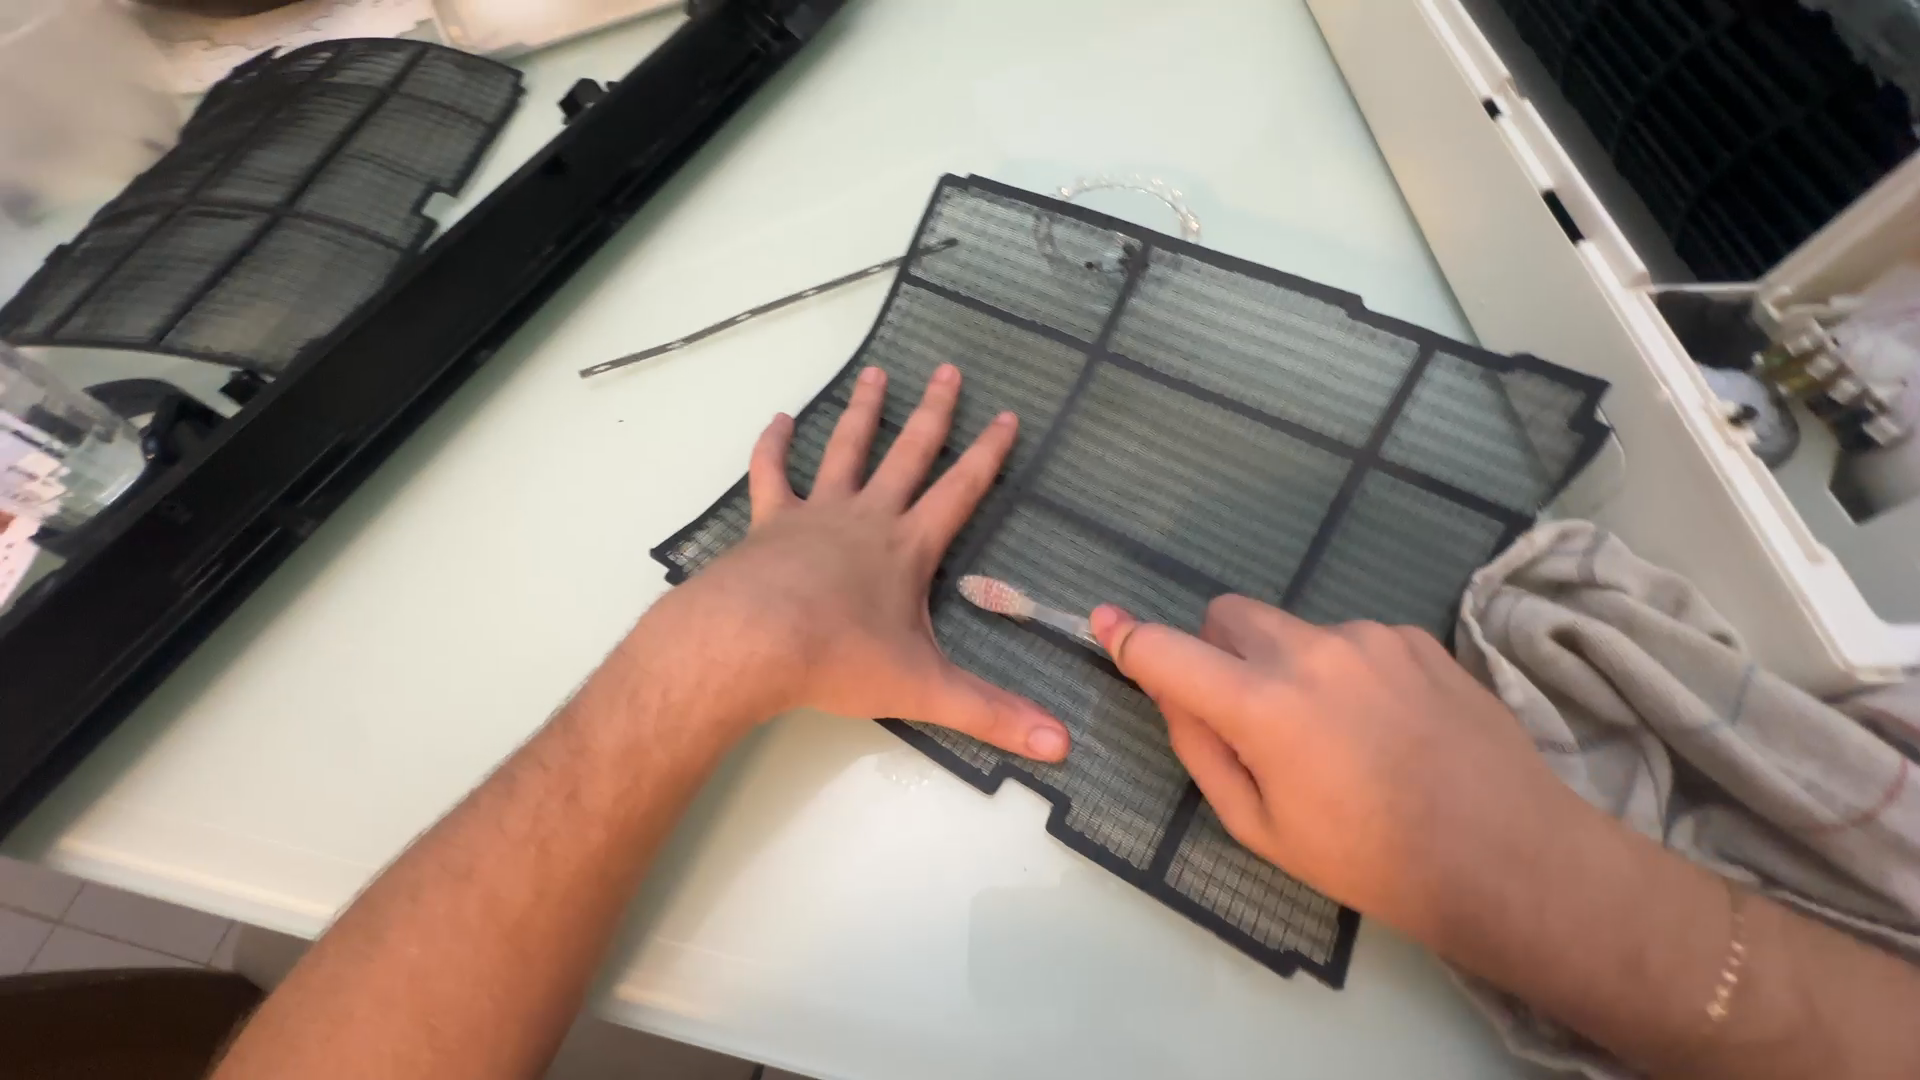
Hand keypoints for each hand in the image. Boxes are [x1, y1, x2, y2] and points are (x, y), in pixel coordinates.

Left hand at [649, 363, 1069, 760]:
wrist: (749, 645)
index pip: (961, 489)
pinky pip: (771, 473)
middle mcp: (867, 516)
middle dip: (934, 411)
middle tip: (949, 368)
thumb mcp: (925, 690)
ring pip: (845, 448)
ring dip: (863, 411)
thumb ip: (992, 715)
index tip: (1008, 414)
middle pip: (909, 453)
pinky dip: (773, 445)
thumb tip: (1060, 746)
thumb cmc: (839, 660)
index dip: (989, 453)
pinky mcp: (769, 521)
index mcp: (908, 547)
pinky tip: (777, 419)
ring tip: (875, 372)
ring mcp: (816, 513)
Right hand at [1089, 597, 1595, 946]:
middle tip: (1246, 711)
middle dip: (1217, 652)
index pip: (1168, 652)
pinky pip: (1344, 636)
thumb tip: (1170, 693)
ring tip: (1334, 728)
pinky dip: (1338, 666)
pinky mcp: (1412, 635)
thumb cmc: (1371, 860)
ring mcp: (1367, 636)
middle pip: (1225, 615)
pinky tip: (1382, 719)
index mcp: (1264, 706)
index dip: (1128, 636)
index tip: (1105, 622)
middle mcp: (1310, 651)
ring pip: (1287, 627)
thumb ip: (1199, 748)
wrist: (1515, 859)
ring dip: (1282, 662)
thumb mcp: (1260, 827)